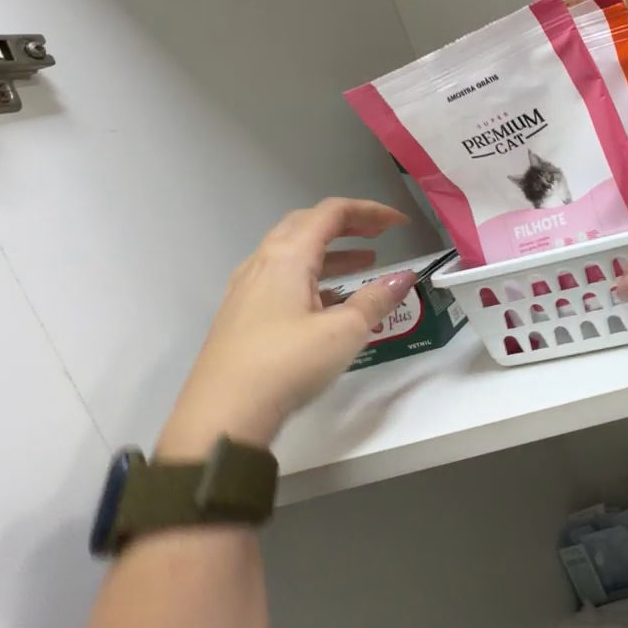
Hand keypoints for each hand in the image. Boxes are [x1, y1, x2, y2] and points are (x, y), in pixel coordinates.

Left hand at [159, 198, 413, 457]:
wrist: (222, 415)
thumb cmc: (287, 363)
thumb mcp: (344, 331)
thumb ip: (376, 299)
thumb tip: (405, 277)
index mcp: (286, 258)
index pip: (330, 213)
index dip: (369, 211)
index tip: (400, 225)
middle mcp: (262, 264)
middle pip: (305, 224)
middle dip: (347, 224)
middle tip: (380, 234)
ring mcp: (247, 290)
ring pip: (292, 253)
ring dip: (331, 251)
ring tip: (365, 264)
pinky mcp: (243, 315)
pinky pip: (282, 278)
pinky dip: (314, 276)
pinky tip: (333, 302)